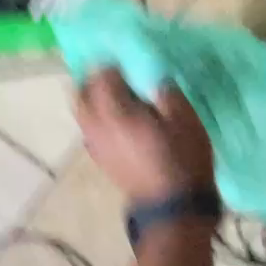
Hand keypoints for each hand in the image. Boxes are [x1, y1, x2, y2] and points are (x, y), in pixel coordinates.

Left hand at [74, 69, 214, 203]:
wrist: (173, 207)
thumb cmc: (183, 159)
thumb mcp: (186, 119)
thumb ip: (166, 92)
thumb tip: (153, 76)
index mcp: (115, 111)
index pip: (101, 74)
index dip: (114, 61)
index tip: (130, 57)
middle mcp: (95, 125)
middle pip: (80, 91)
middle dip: (94, 77)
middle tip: (117, 72)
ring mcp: (94, 144)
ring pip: (81, 111)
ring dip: (93, 97)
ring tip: (118, 94)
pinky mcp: (100, 158)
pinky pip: (89, 128)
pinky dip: (97, 117)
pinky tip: (119, 119)